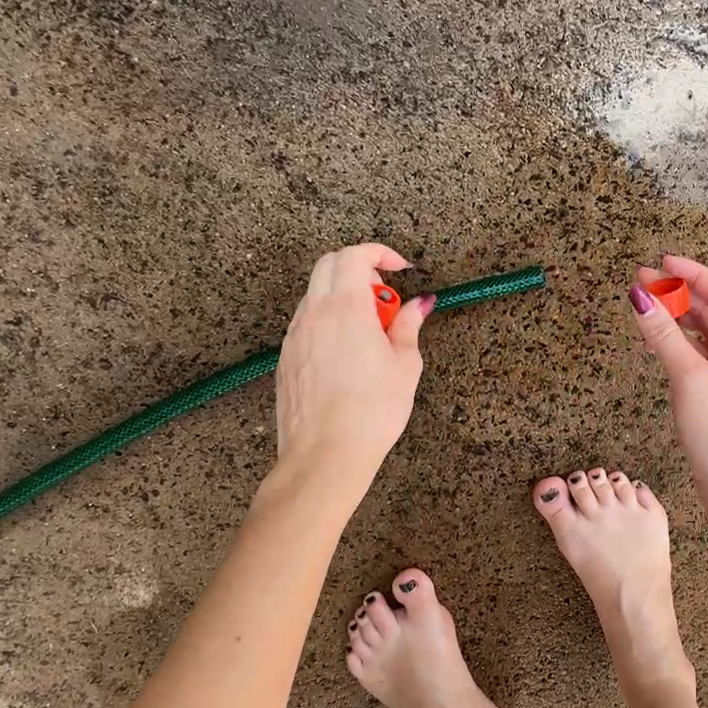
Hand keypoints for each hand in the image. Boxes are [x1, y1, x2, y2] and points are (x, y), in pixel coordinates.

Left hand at [273, 243, 430, 493]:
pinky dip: (328, 316)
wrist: (324, 455)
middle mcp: (315, 315)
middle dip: (360, 267)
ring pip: (315, 291)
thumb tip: (420, 304)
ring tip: (370, 327)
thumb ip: (409, 326)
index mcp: (347, 310)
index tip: (400, 268)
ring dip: (343, 292)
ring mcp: (296, 336)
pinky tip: (348, 349)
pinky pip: (306, 319)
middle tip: (385, 295)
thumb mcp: (405, 365)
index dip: (380, 253)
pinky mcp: (287, 357)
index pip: (354, 255)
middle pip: (329, 264)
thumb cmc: (371, 413)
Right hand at [628, 254, 707, 505]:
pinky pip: (699, 353)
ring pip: (704, 331)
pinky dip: (678, 340)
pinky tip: (657, 336)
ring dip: (677, 314)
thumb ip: (664, 335)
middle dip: (680, 291)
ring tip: (645, 301)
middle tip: (643, 278)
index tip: (664, 260)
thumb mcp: (689, 378)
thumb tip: (640, 296)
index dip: (695, 273)